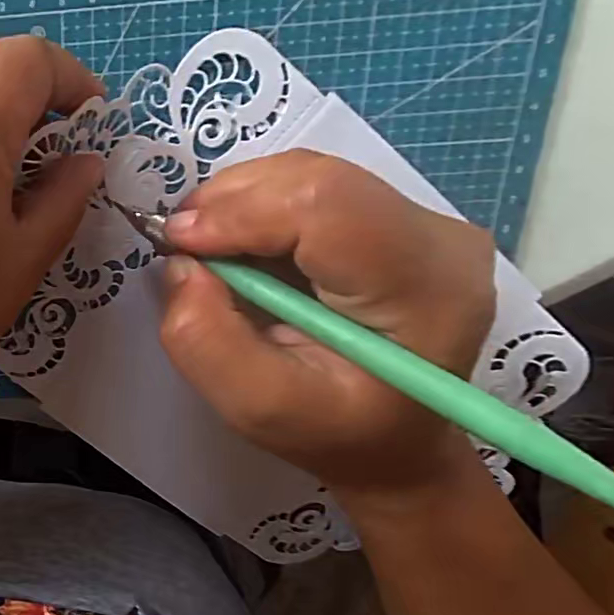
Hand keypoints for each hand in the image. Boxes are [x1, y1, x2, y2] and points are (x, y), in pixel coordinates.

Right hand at [157, 151, 496, 496]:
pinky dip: (256, 205)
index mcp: (419, 288)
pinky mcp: (395, 215)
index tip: (177, 244)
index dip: (239, 212)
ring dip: (237, 202)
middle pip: (313, 176)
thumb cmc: (333, 434)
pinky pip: (309, 184)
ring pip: (306, 172)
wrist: (393, 442)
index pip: (325, 204)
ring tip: (208, 249)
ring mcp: (420, 218)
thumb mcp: (257, 407)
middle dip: (229, 203)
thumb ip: (206, 340)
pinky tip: (241, 245)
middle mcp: (435, 236)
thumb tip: (181, 265)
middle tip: (182, 246)